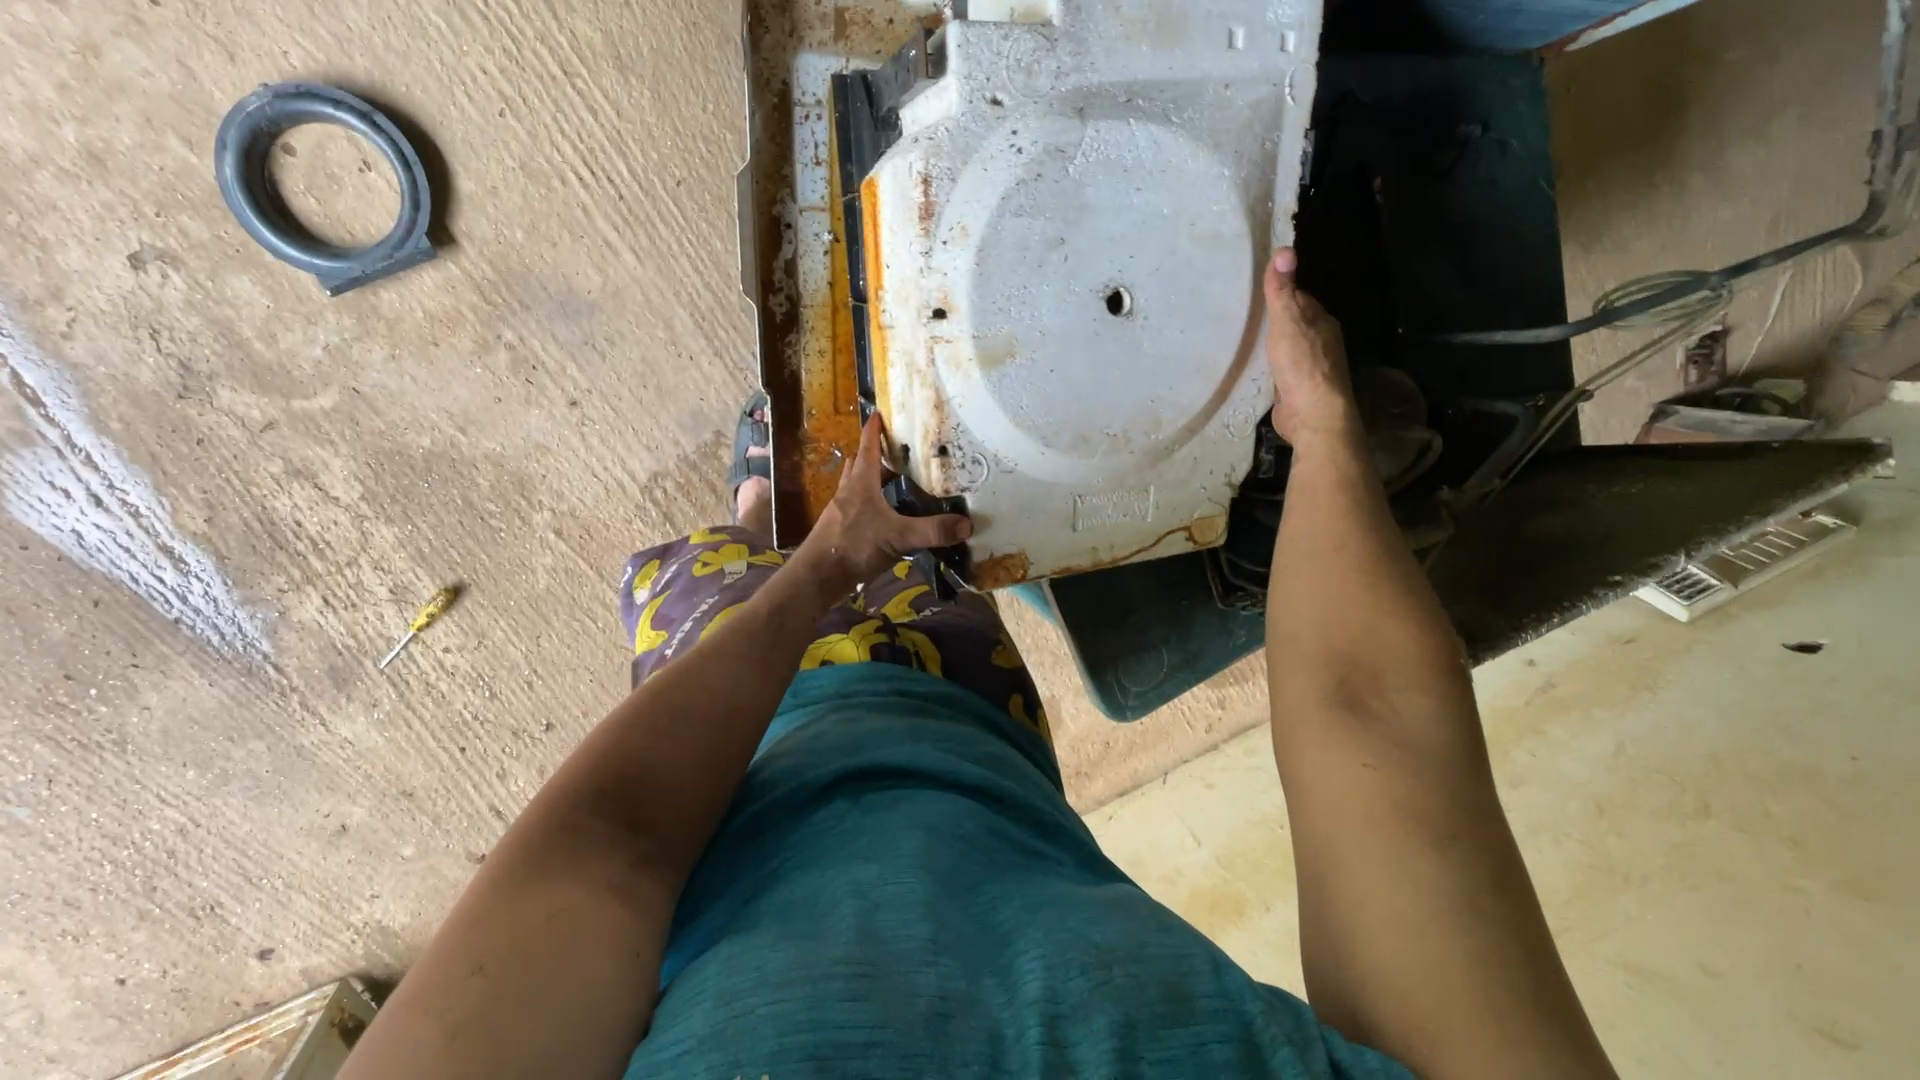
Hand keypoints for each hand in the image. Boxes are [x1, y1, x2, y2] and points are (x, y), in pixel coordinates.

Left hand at [792, 413, 972, 598]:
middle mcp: (848, 494)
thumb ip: (932, 531)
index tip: (877, 413)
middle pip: (860, 467)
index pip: (867, 448)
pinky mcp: (839, 533)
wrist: (818, 576)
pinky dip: (869, 509)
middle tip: (894, 454)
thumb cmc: (854, 546)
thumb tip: (966, 525)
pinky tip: (883, 521)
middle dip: (875, 458)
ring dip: (870, 483)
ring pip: (855, 489)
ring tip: (890, 485)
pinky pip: (856, 512)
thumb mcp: (898, 537)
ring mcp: (841, 514)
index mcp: (861, 484)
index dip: (873, 430)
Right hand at [1264, 248, 1358, 445]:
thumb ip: (1283, 289)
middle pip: (1295, 323)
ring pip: (1289, 347)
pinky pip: (1283, 370)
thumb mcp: (1287, 321)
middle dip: (1275, 320)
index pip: (1299, 299)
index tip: (1255, 292)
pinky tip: (1257, 369)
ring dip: (1272, 345)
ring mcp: (1312, 366)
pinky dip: (1271, 366)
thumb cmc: (1301, 364)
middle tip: (1244, 316)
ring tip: (1246, 341)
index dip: (1280, 294)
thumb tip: (1285, 248)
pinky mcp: (1300, 388)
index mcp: (1321, 321)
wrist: (1312, 413)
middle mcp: (1321, 341)